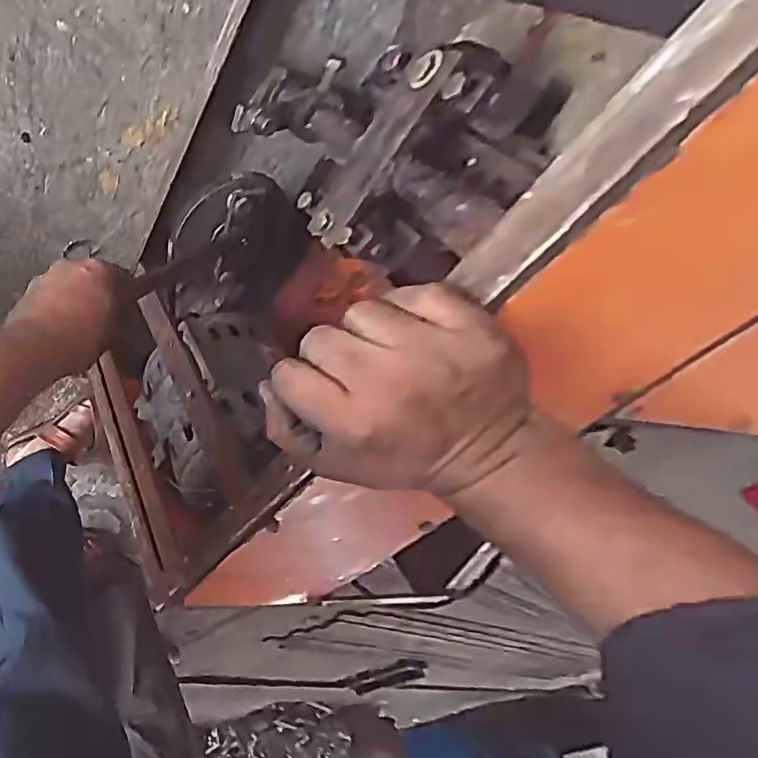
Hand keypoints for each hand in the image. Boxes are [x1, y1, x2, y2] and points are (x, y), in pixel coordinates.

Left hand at [0, 258, 123, 378]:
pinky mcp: (27, 291)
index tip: (123, 311)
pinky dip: (51, 309)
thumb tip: (115, 321)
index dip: (124, 298)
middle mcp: (73, 265)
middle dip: (94, 296)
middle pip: (90, 279)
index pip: (123, 279)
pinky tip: (53, 329)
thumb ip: (117, 321)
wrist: (32, 349)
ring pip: (66, 287)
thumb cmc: (76, 341)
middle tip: (97, 320)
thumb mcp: (110, 337)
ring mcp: (47, 276)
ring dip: (70, 301)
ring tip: (72, 328)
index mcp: (102, 271)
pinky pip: (47, 299)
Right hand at [257, 283, 540, 496]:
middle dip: (324, 355)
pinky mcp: (469, 324)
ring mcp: (431, 347)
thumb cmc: (398, 460)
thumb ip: (285, 430)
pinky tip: (409, 329)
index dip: (294, 381)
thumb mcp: (329, 464)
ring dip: (361, 329)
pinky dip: (404, 306)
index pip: (287, 375)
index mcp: (351, 421)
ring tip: (379, 348)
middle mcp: (387, 380)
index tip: (313, 389)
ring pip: (359, 311)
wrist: (488, 452)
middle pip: (318, 338)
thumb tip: (269, 386)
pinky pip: (413, 292)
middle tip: (347, 370)